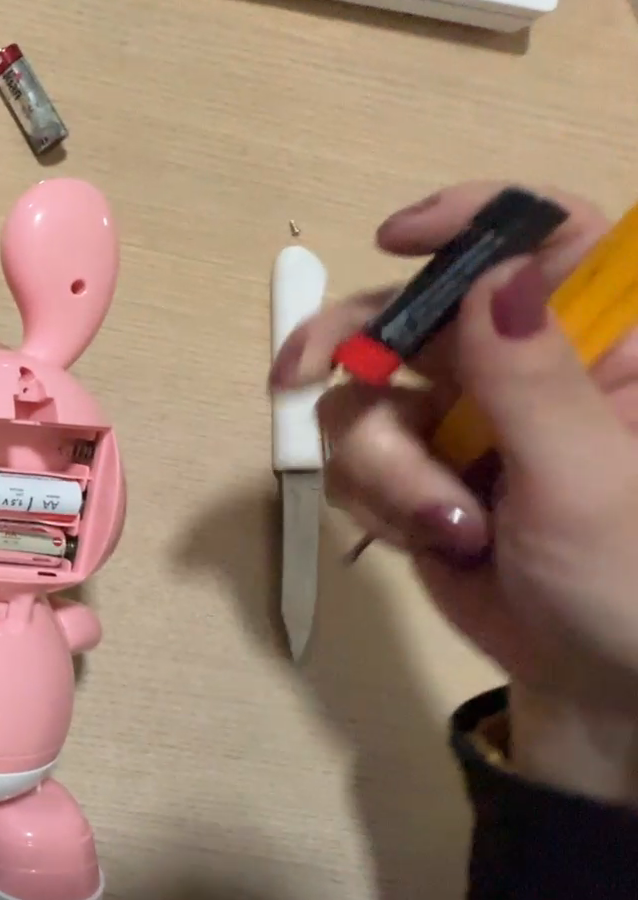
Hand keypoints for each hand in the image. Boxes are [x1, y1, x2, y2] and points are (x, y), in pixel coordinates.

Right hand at [269, 182, 637, 801]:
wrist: (596, 677)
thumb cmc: (634, 578)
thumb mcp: (592, 480)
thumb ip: (535, 382)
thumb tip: (495, 279)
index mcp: (605, 349)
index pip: (548, 243)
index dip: (474, 222)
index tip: (394, 240)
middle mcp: (520, 373)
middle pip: (408, 315)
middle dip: (345, 345)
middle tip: (295, 376)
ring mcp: (459, 424)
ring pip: (361, 402)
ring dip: (381, 466)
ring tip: (440, 524)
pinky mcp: (412, 472)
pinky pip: (350, 461)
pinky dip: (375, 499)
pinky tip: (427, 536)